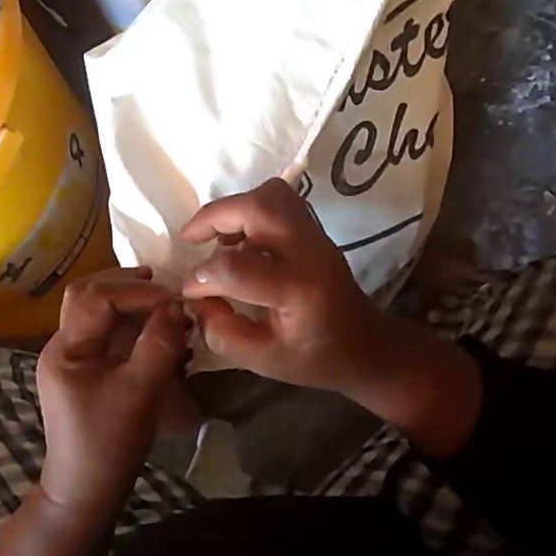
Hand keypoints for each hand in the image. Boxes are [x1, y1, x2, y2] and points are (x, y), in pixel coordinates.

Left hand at [36, 267, 189, 515]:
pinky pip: (104, 331)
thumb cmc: (109, 444)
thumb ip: (159, 346)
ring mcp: (72, 357)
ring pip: (95, 310)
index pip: (96, 297)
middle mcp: (63, 345)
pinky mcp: (86, 370)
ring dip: (127, 299)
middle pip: (88, 294)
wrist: (86, 491)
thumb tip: (179, 307)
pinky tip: (153, 324)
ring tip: (160, 299)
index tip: (174, 300)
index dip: (137, 292)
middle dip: (126, 285)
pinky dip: (128, 320)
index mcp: (66, 348)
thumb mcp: (140, 392)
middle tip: (163, 284)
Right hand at [178, 179, 480, 454]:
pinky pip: (279, 200)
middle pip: (260, 206)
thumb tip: (195, 300)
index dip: (202, 278)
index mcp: (299, 291)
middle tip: (190, 238)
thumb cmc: (315, 357)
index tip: (190, 292)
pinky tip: (238, 237)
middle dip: (216, 216)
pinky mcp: (314, 229)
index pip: (237, 268)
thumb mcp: (262, 361)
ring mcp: (316, 236)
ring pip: (271, 194)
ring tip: (215, 236)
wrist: (365, 344)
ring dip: (234, 208)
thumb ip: (221, 333)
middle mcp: (310, 253)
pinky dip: (250, 209)